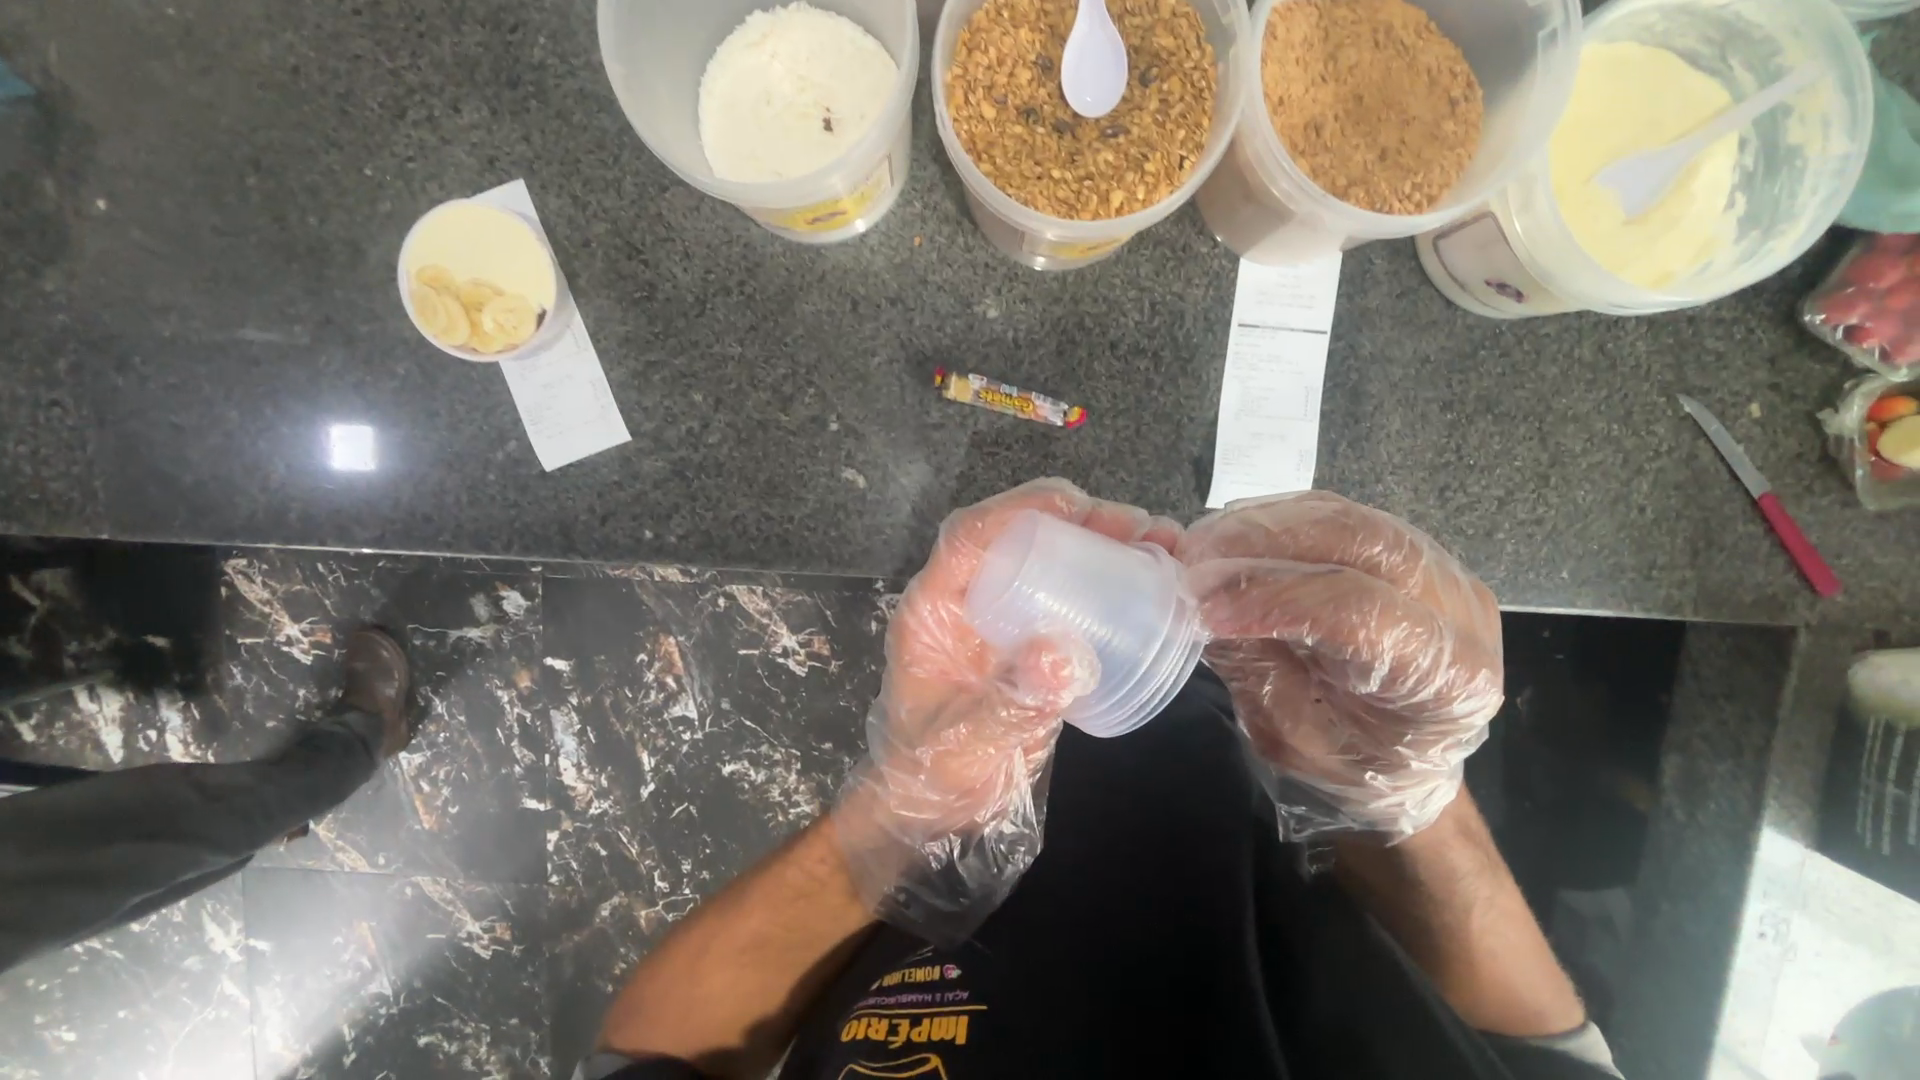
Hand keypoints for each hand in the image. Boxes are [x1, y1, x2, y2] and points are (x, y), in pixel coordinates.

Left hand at [837, 478, 1179, 936]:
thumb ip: (1011, 704)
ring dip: (1105, 547)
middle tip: (1144, 530)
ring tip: (1165, 550)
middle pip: (1022, 539)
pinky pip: (1071, 599)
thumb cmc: (929, 777)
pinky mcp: (1031, 643)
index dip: (1021, 508)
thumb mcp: (966, 746)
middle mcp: (967, 601)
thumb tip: (1068, 652)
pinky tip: (1153, 588)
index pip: (970, 535)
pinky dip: (1111, 586)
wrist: (931, 814)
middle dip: (1083, 522)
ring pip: (1052, 562)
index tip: (1080, 505)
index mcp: (934, 609)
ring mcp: (1001, 620)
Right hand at [1177, 492, 1502, 839]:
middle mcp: (1461, 611)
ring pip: (1346, 519)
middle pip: (1360, 540)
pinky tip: (1233, 537)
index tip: (1202, 604)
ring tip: (1203, 543)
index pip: (1359, 611)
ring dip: (1264, 525)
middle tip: (1194, 552)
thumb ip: (1252, 664)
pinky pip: (1339, 519)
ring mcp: (1442, 572)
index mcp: (1447, 678)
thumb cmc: (1348, 766)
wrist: (1401, 763)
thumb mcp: (1289, 735)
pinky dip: (1278, 523)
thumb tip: (1199, 602)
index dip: (1271, 598)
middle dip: (1264, 539)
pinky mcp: (1413, 553)